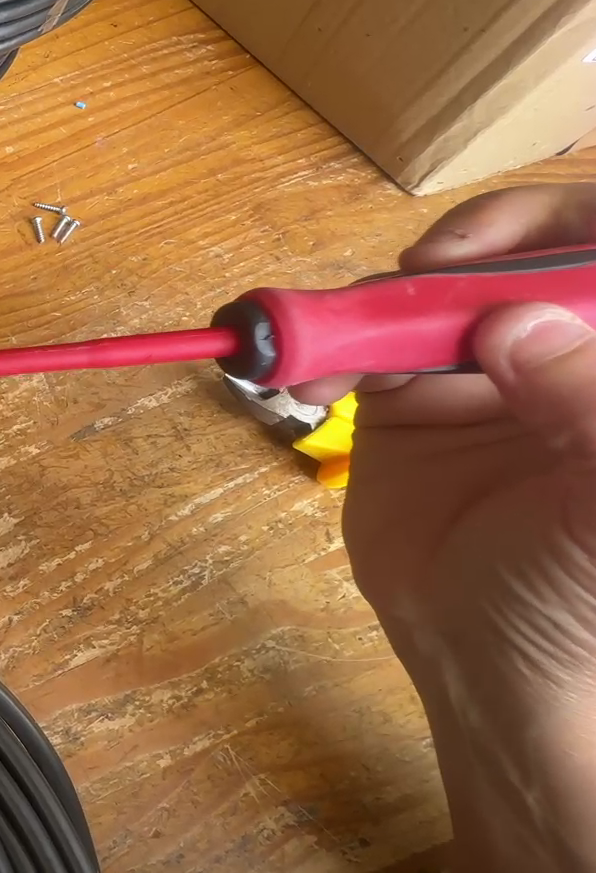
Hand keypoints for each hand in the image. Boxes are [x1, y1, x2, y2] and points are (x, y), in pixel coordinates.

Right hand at [295, 184, 595, 870]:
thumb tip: (511, 321)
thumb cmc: (582, 591)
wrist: (480, 652)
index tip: (486, 249)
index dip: (560, 225)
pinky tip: (310, 379)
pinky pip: (360, 345)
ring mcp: (486, 369)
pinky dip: (323, 350)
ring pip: (426, 296)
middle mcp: (568, 351)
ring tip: (329, 342)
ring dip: (369, 307)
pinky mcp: (405, 394)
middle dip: (461, 256)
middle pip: (517, 260)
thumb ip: (587, 402)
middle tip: (412, 281)